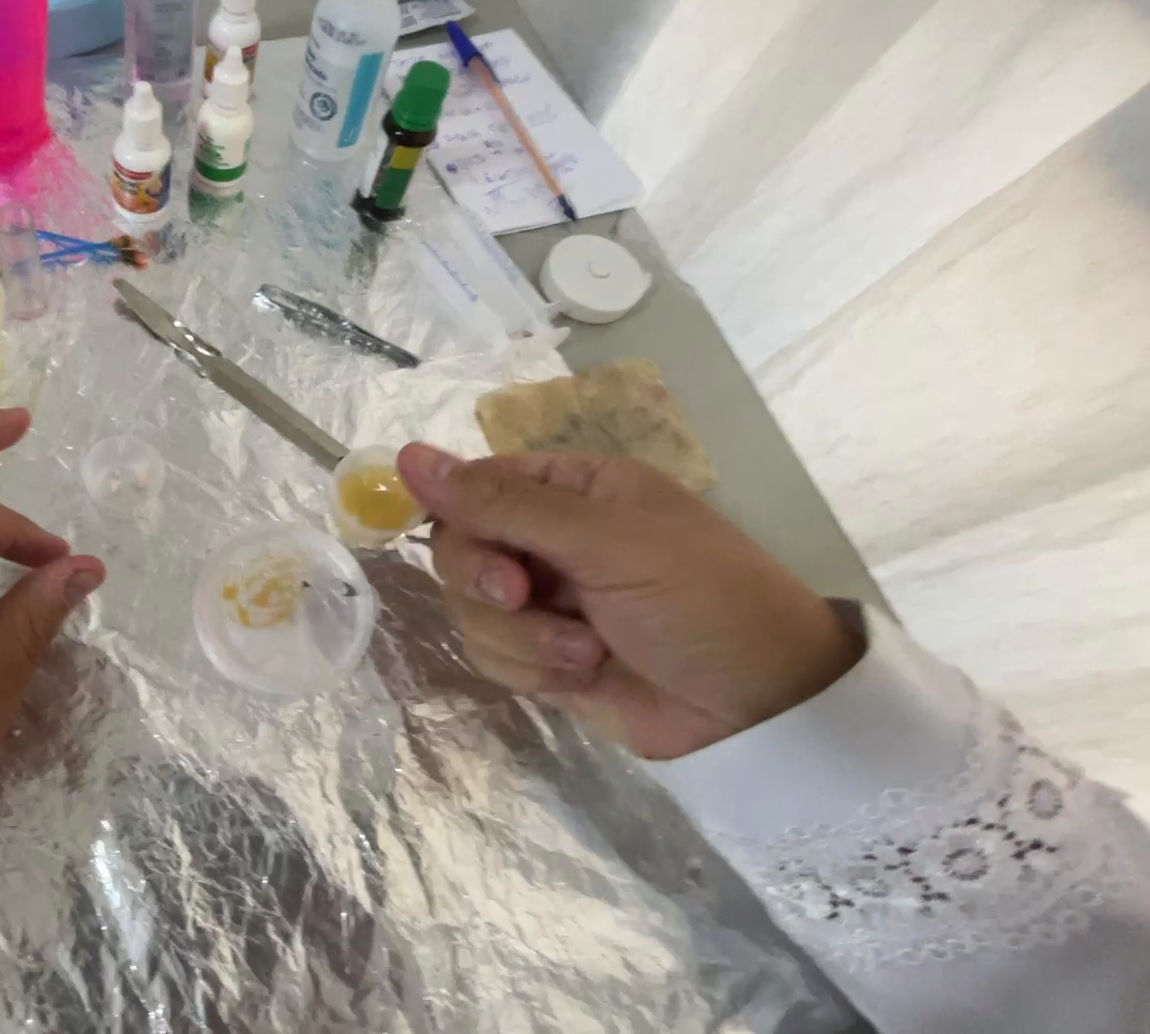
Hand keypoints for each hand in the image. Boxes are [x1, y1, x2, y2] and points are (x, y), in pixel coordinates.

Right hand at [397, 446, 861, 759]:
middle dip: (486, 583)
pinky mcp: (537, 654)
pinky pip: (487, 654)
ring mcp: (540, 600)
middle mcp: (545, 538)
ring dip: (520, 636)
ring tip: (586, 651)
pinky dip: (529, 668)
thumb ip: (501, 502)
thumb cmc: (700, 601)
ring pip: (467, 608)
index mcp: (567, 489)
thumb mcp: (604, 540)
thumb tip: (406, 455)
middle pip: (456, 549)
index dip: (459, 517)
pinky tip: (583, 674)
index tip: (480, 548)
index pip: (473, 486)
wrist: (763, 714)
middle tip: (524, 597)